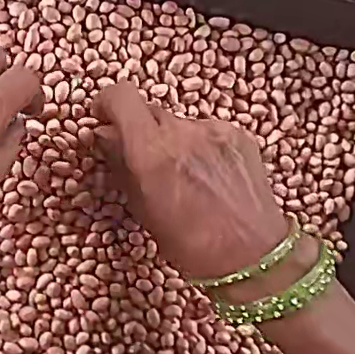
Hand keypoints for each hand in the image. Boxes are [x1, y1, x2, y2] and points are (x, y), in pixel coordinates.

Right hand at [92, 79, 294, 279]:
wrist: (252, 257)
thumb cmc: (191, 245)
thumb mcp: (142, 209)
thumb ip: (121, 165)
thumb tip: (104, 137)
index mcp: (152, 152)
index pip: (121, 96)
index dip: (106, 103)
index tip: (102, 117)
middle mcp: (184, 132)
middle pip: (148, 111)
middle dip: (138, 131)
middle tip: (140, 160)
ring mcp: (215, 131)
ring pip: (178, 123)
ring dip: (170, 141)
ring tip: (181, 178)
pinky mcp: (239, 135)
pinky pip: (205, 132)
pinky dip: (198, 148)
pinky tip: (206, 178)